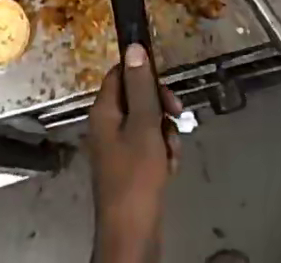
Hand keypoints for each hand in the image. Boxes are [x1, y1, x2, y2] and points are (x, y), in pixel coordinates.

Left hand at [86, 43, 180, 262]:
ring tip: (171, 152)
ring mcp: (117, 148)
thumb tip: (134, 47)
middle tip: (176, 115)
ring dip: (165, 133)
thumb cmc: (136, 176)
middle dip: (160, 107)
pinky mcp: (129, 168)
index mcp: (103, 110)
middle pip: (136, 98)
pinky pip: (148, 147)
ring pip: (146, 123)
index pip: (121, 74)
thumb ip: (142, 87)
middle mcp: (106, 124)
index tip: (165, 87)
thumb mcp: (144, 126)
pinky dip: (162, 152)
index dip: (144, 75)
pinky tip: (169, 168)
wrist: (132, 234)